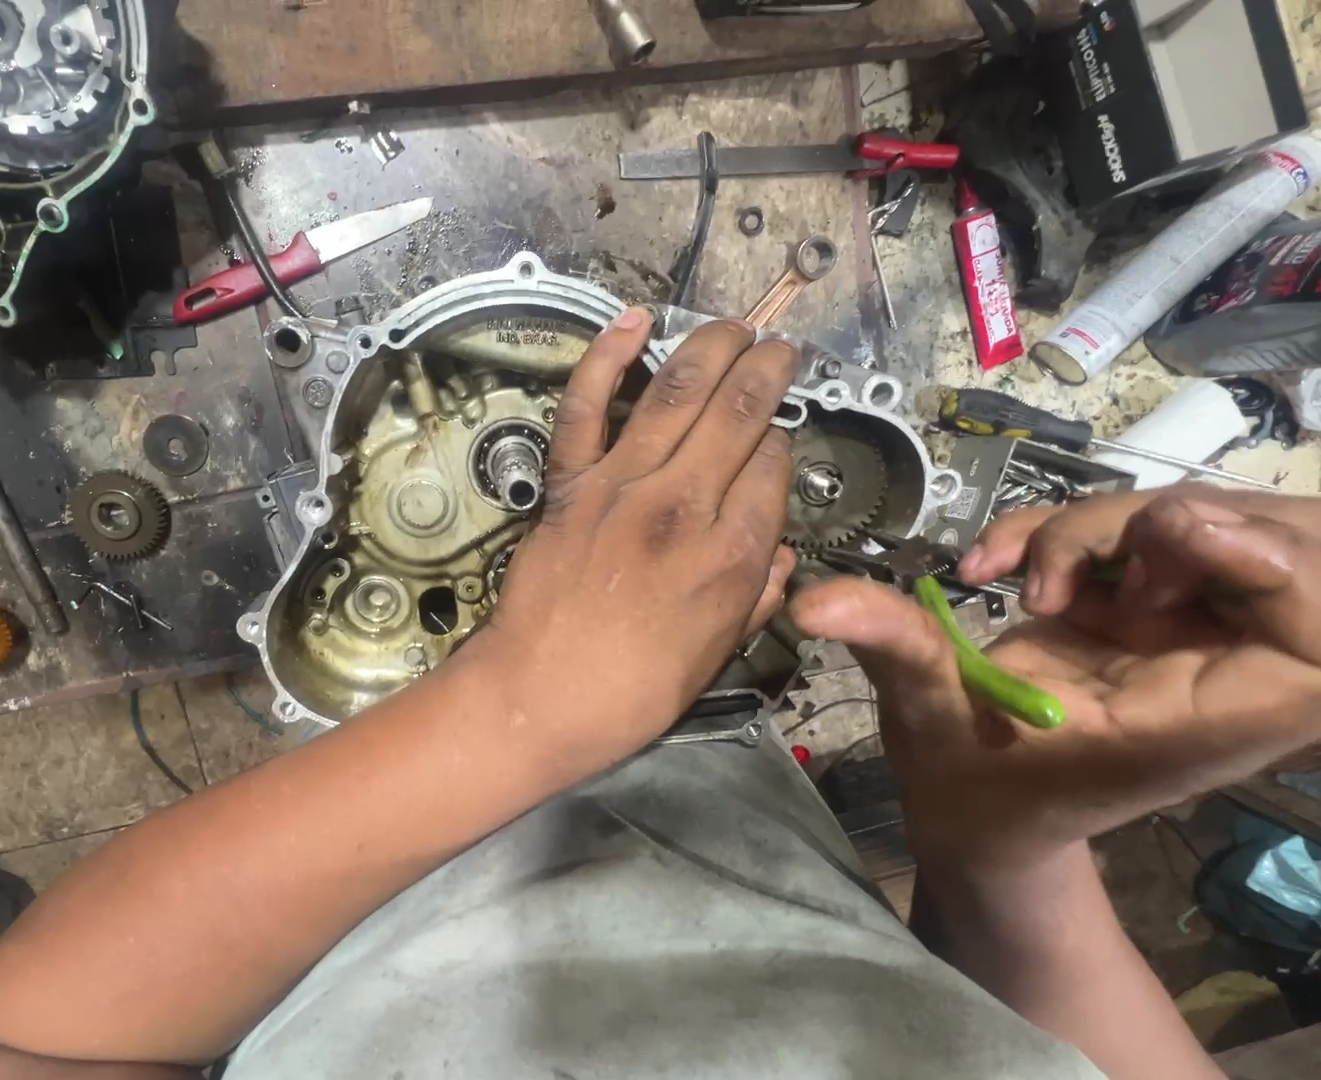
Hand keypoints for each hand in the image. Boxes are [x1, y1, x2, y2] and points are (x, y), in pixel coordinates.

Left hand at [463, 311, 797, 764]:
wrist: (540, 694)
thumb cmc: (634, 689)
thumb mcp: (719, 653)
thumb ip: (757, 596)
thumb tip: (779, 554)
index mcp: (732, 554)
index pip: (772, 467)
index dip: (778, 446)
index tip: (771, 443)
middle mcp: (684, 505)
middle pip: (739, 414)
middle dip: (767, 371)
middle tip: (780, 348)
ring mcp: (621, 485)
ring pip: (676, 395)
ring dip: (712, 348)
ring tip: (736, 326)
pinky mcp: (569, 482)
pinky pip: (586, 408)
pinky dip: (605, 359)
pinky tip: (631, 321)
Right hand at [790, 487, 1320, 871]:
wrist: (984, 807)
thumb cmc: (969, 781)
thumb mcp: (925, 714)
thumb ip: (889, 645)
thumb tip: (812, 602)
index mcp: (1213, 720)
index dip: (1293, 571)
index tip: (1169, 546)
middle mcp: (1236, 673)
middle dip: (1212, 527)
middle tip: (1109, 569)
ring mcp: (1206, 634)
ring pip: (1249, 521)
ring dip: (1133, 523)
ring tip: (1037, 575)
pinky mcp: (1162, 609)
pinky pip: (1166, 529)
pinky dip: (1091, 528)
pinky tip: (1014, 566)